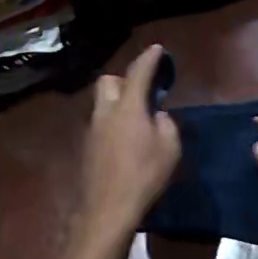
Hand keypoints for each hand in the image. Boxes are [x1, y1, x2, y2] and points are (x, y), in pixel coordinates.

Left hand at [79, 45, 180, 231]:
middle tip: (144, 93)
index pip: (138, 73)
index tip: (157, 49)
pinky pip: (101, 123)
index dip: (149, 58)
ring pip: (102, 103)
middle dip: (126, 80)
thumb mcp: (170, 148)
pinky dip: (113, 122)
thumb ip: (166, 123)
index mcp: (128, 107)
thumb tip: (158, 116)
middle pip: (109, 82)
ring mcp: (92, 130)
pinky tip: (126, 141)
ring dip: (118, 102)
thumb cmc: (144, 175)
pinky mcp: (87, 147)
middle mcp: (105, 112)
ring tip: (137, 119)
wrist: (108, 209)